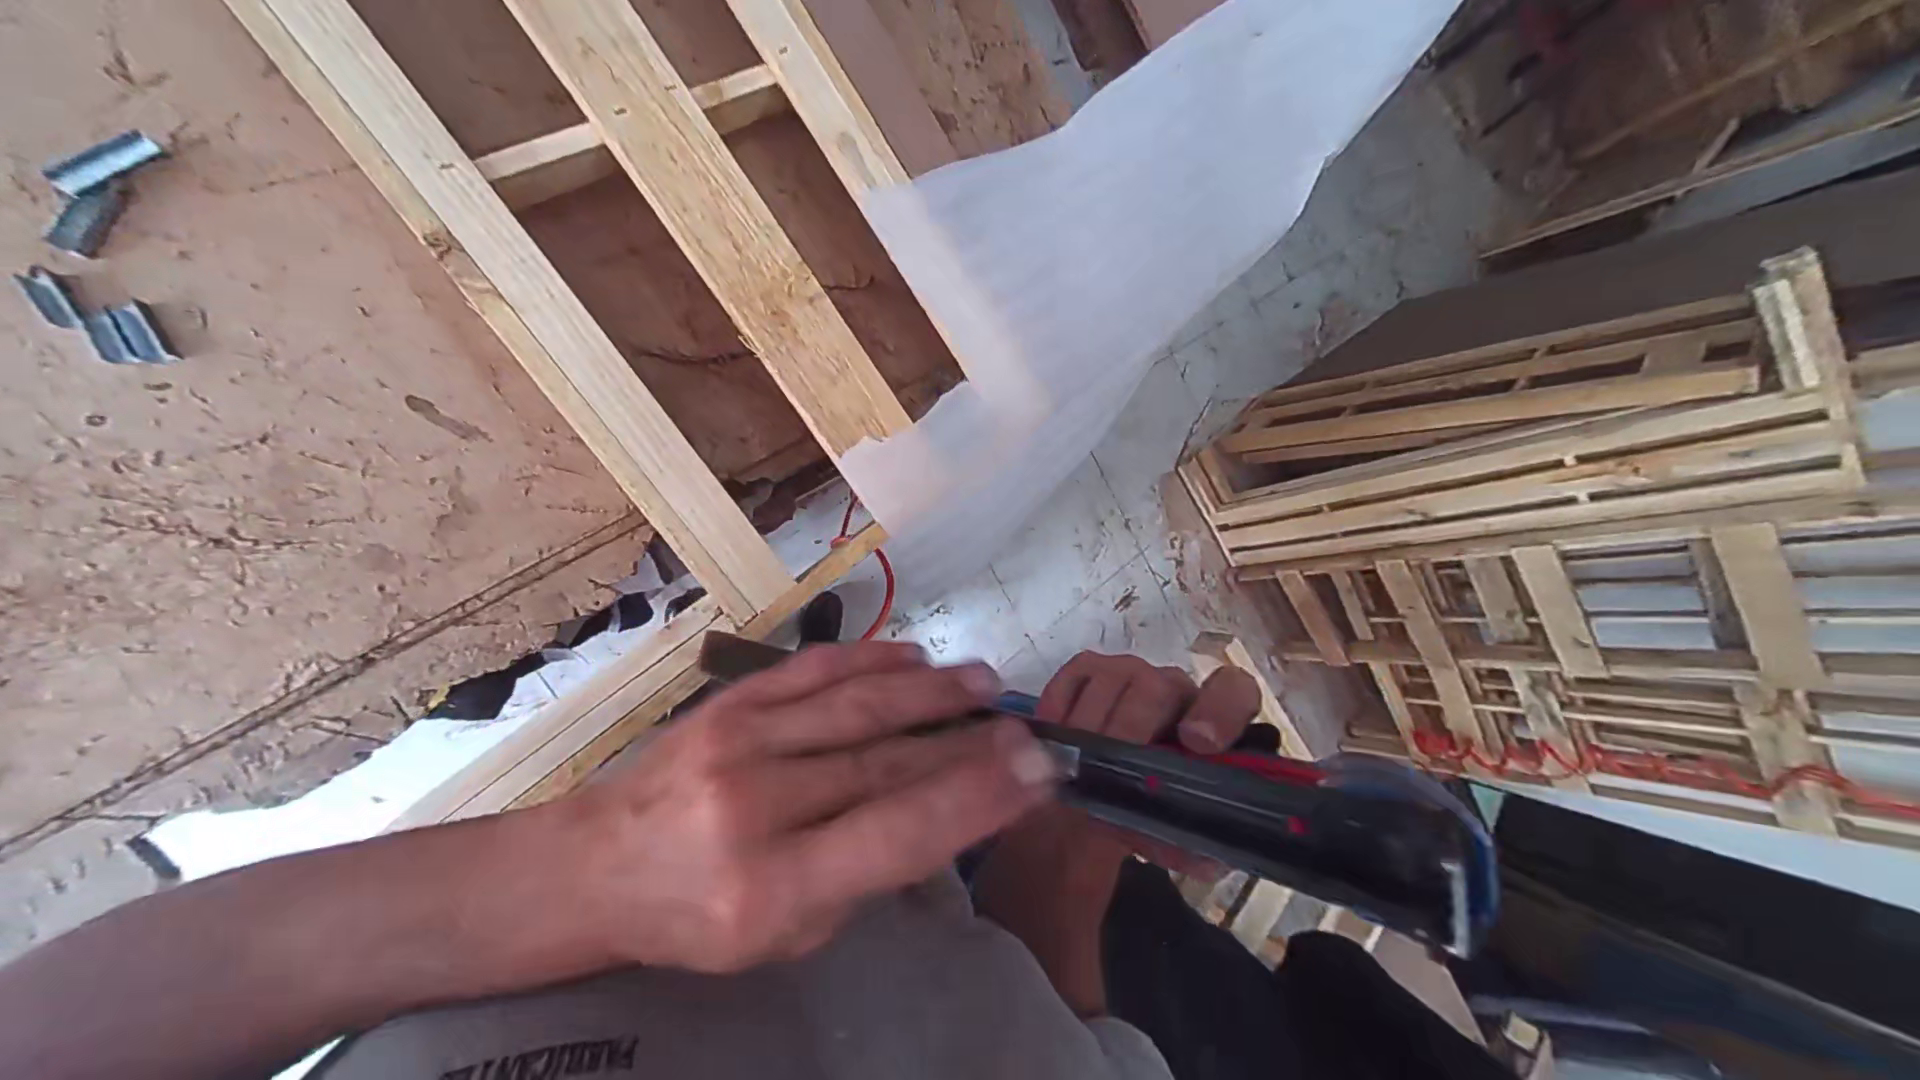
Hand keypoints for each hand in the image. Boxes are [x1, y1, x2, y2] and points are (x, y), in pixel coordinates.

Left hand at [564, 641, 1057, 973]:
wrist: (597, 863)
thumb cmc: (698, 917)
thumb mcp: (788, 934)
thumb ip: (866, 872)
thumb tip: (943, 805)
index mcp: (771, 888)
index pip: (898, 833)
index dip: (977, 799)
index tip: (1035, 773)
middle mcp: (756, 806)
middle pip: (886, 762)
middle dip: (968, 743)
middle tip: (1024, 728)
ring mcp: (739, 741)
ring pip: (858, 705)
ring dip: (931, 691)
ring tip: (984, 680)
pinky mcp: (729, 701)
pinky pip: (814, 670)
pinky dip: (872, 659)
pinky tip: (915, 657)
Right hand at [972, 651, 1262, 1015]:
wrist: (1104, 794)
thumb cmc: (1147, 808)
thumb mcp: (1172, 838)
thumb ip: (1191, 846)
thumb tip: (1205, 858)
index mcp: (1213, 724)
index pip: (1235, 692)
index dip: (1220, 711)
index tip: (1198, 744)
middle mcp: (1174, 688)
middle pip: (1158, 687)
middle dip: (1129, 727)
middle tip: (1104, 768)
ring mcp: (1128, 671)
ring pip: (1111, 680)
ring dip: (1088, 725)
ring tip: (1074, 764)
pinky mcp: (1088, 667)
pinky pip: (1074, 676)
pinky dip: (1062, 706)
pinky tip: (1055, 738)